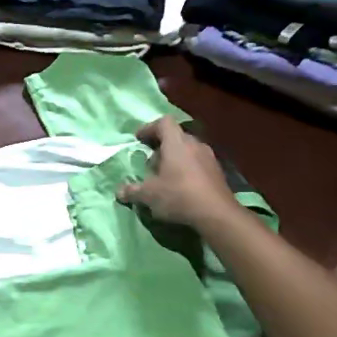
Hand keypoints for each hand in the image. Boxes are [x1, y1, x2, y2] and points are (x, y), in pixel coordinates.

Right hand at [116, 117, 239, 227]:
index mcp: (176, 143)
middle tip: (150, 164)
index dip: (149, 128)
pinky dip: (187, 169)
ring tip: (165, 177)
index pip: (163, 123)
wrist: (217, 213)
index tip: (139, 139)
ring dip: (175, 159)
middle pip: (175, 137)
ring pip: (187, 150)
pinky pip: (197, 163)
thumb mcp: (149, 195)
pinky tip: (181, 187)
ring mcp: (209, 157)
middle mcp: (194, 144)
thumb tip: (119, 192)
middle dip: (161, 148)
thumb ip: (133, 191)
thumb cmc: (178, 196)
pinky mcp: (217, 172)